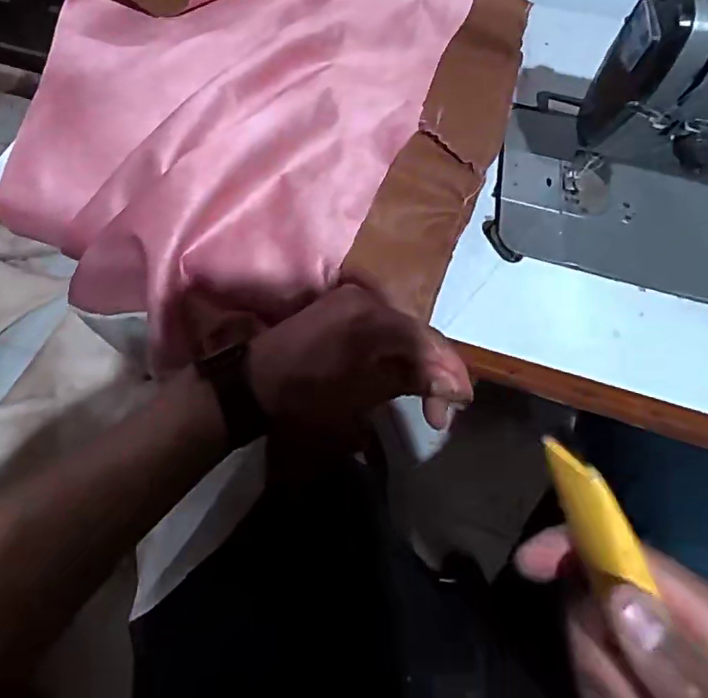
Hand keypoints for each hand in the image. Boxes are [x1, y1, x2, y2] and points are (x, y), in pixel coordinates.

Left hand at [244, 283, 472, 442]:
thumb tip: (457, 385)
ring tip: (426, 396)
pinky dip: (395, 352)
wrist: (249, 383)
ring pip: (402, 330)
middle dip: (435, 371)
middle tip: (442, 409)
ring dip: (417, 362)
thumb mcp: (362, 395)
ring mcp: (353, 299)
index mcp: (372, 316)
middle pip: (417, 333)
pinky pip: (382, 327)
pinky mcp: (342, 306)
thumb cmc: (305, 395)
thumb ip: (412, 380)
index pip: (427, 341)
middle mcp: (367, 298)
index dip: (450, 373)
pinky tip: (399, 374)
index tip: (457, 406)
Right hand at [515, 527, 707, 697]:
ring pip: (605, 644)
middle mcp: (700, 643)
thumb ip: (680, 670)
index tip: (530, 559)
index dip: (585, 544)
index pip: (647, 562)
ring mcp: (676, 672)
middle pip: (616, 601)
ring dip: (603, 678)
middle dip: (597, 644)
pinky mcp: (654, 690)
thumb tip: (621, 593)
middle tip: (619, 695)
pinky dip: (605, 691)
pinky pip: (607, 679)